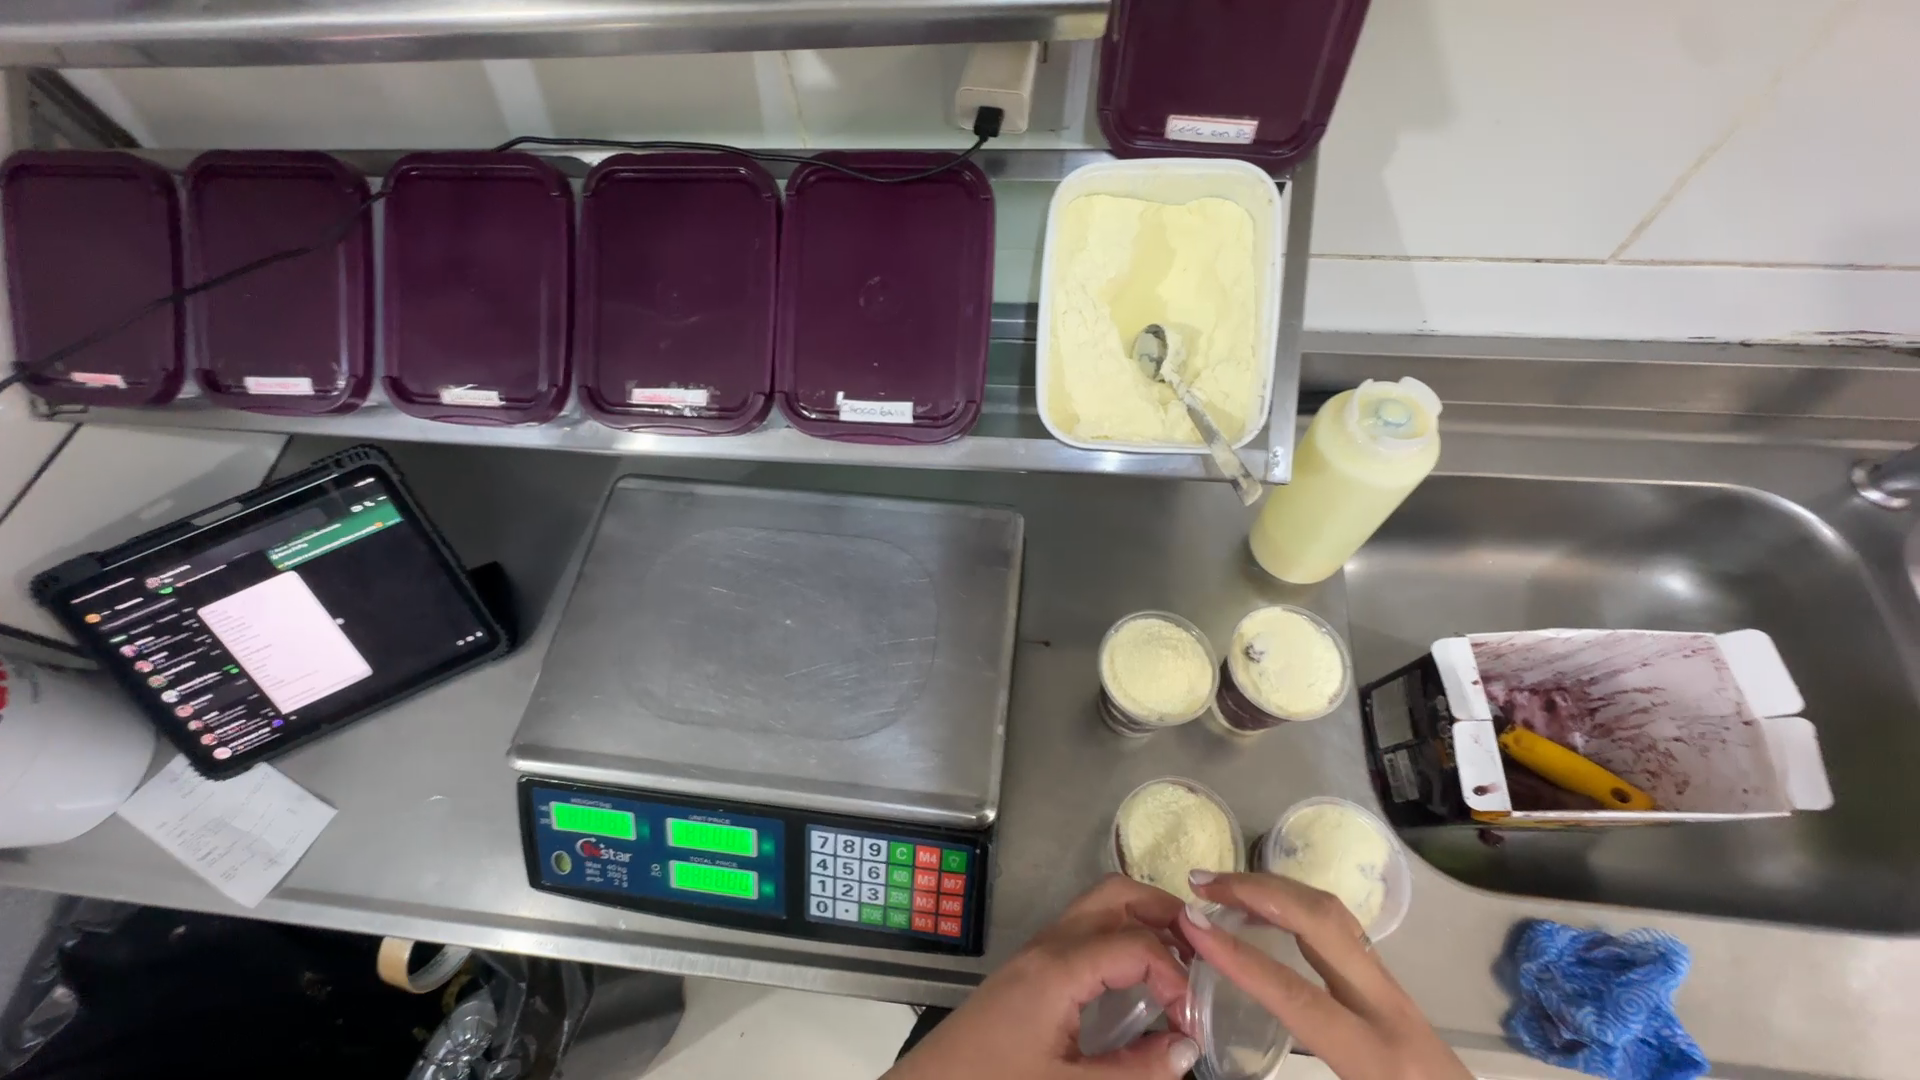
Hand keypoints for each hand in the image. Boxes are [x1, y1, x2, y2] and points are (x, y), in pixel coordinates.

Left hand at [885, 874, 1199, 1079]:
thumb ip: (1135, 1070)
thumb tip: (1188, 1049)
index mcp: (1059, 967)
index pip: (1135, 944)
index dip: (1176, 976)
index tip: (1195, 1021)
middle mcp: (1049, 943)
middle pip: (1115, 895)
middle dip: (1163, 911)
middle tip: (1202, 953)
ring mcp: (1037, 950)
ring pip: (1098, 906)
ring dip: (1142, 920)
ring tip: (1179, 963)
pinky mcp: (1032, 966)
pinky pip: (1084, 930)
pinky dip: (1120, 937)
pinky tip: (1138, 977)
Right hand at [1181, 871, 1470, 1079]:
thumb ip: (1294, 1064)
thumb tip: (1233, 1034)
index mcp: (1378, 1057)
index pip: (1296, 993)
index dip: (1238, 957)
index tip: (1189, 923)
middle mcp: (1390, 1010)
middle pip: (1321, 921)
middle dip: (1257, 892)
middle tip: (1200, 882)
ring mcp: (1394, 991)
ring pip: (1333, 914)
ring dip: (1273, 890)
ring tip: (1221, 887)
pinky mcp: (1390, 986)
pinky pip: (1338, 929)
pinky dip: (1293, 907)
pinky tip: (1261, 913)